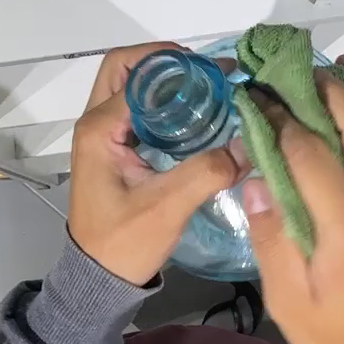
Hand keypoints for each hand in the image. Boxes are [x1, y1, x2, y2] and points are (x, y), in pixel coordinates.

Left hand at [69, 43, 243, 285]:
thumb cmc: (123, 243)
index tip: (217, 72)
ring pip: (132, 89)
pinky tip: (200, 118)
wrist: (99, 279)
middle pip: (127, 70)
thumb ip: (207, 172)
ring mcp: (103, 136)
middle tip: (208, 75)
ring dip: (166, 83)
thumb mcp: (167, 207)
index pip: (135, 73)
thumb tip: (248, 145)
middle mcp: (95, 123)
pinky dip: (166, 106)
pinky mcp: (115, 149)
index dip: (176, 65)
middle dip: (167, 64)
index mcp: (99, 128)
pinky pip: (139, 112)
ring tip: (210, 90)